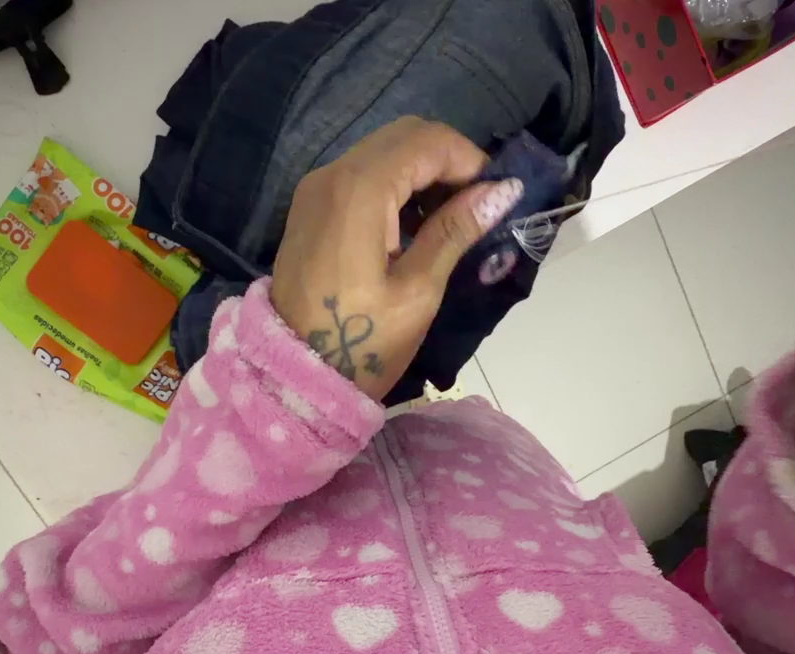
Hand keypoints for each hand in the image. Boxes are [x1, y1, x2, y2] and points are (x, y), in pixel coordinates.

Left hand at [270, 118, 524, 400]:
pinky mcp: (310, 210)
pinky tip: (414, 227)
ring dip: (422, 174)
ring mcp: (315, 190)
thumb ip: (454, 232)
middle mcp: (332, 174)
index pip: (427, 141)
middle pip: (403, 137)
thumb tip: (501, 191)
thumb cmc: (362, 344)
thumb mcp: (416, 292)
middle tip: (477, 207)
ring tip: (451, 220)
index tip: (496, 195)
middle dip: (448, 162)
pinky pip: (360, 177)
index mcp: (359, 190)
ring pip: (381, 154)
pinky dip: (394, 187)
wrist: (293, 376)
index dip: (470, 160)